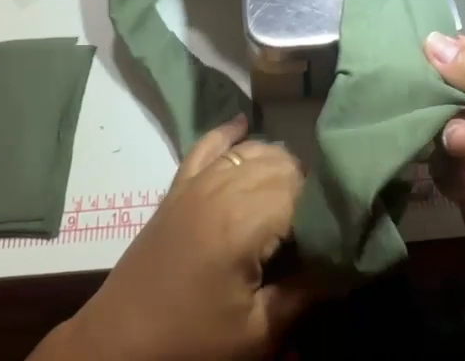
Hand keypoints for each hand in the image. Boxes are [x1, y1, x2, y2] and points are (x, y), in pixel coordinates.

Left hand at [37, 116, 316, 360]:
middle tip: (323, 223)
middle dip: (308, 185)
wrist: (119, 343)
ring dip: (278, 164)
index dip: (328, 204)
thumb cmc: (191, 343)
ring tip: (299, 195)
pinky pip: (206, 146)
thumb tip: (346, 265)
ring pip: (250, 151)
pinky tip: (244, 125)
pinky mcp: (177, 188)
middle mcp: (220, 188)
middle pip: (281, 163)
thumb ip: (303, 293)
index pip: (302, 188)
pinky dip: (228, 135)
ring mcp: (195, 183)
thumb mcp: (256, 332)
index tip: (343, 229)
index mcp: (243, 220)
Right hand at [424, 33, 464, 295]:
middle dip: (434, 91)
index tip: (411, 45)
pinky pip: (442, 168)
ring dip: (447, 131)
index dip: (445, 49)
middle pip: (448, 90)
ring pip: (439, 128)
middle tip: (422, 92)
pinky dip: (453, 168)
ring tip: (464, 143)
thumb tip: (429, 39)